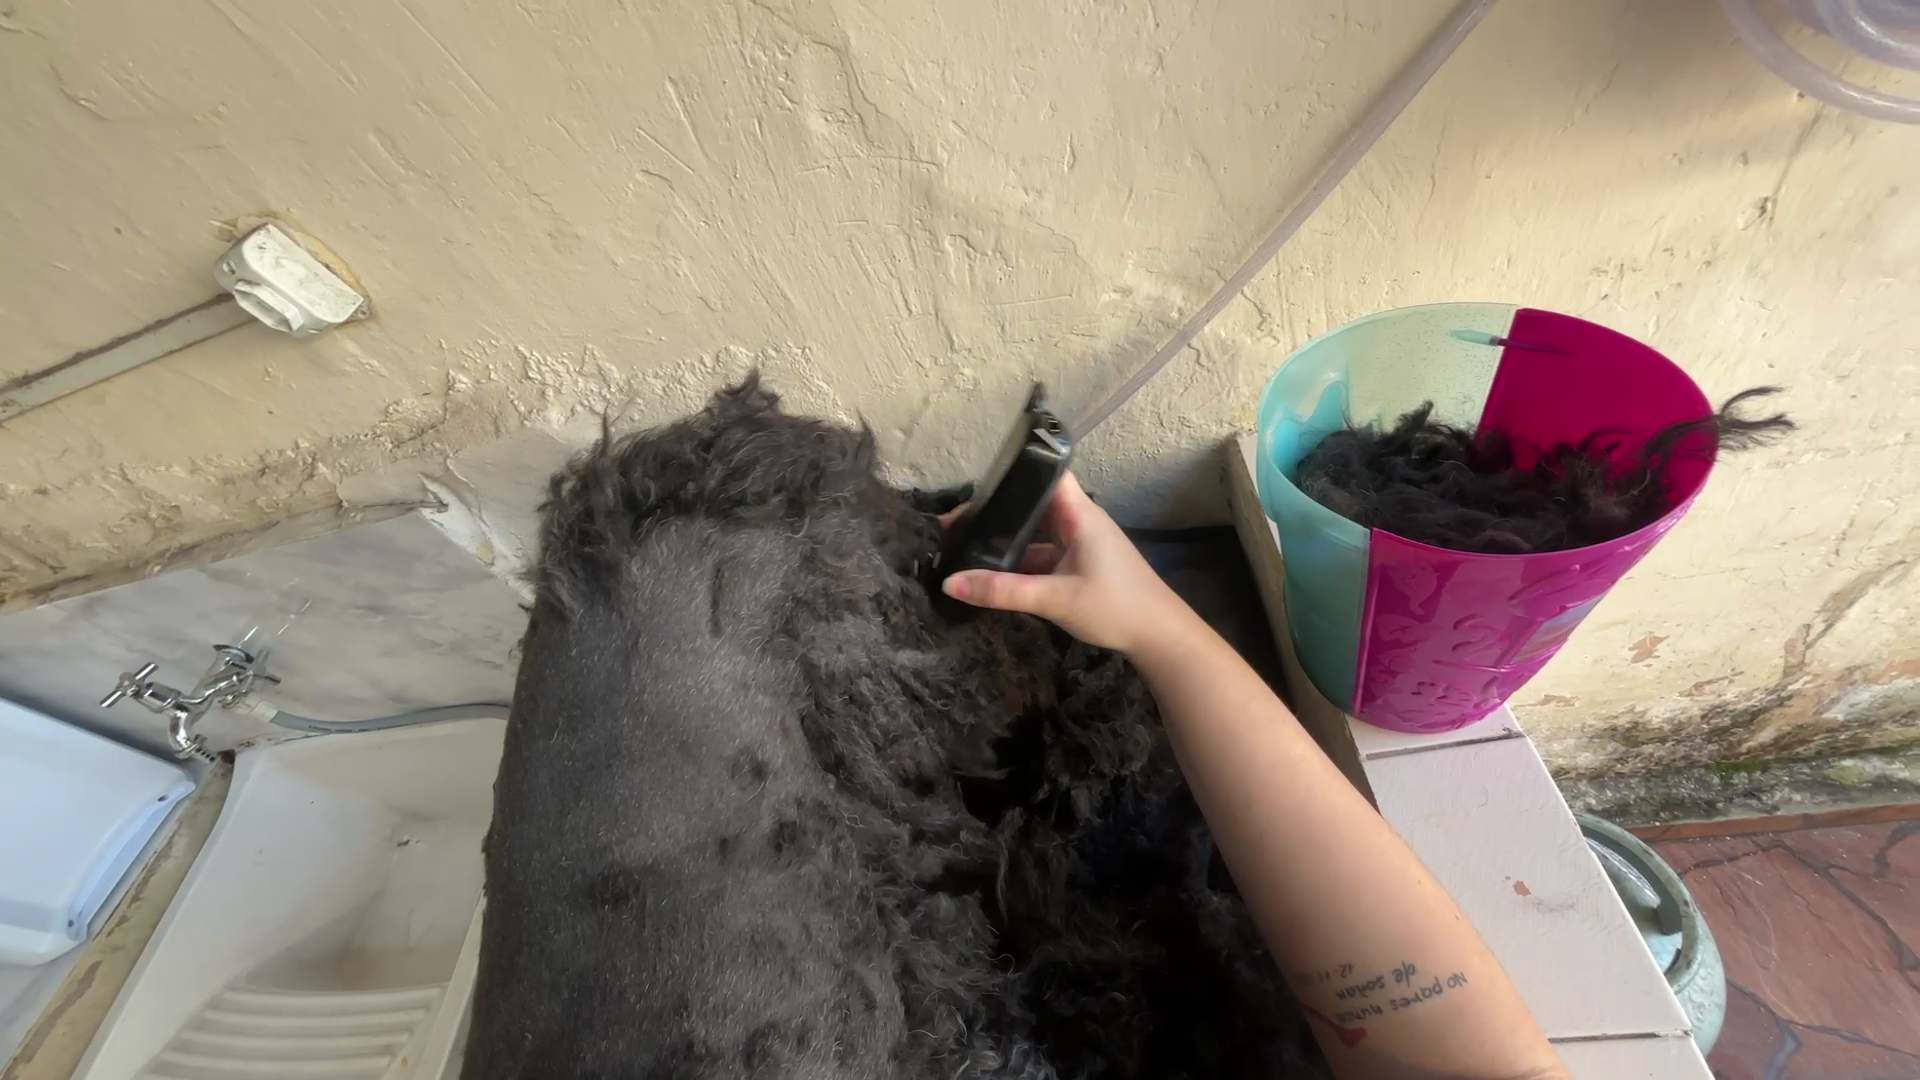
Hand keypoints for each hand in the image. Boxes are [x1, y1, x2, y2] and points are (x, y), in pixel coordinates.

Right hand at [939, 472, 1191, 654]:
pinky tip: (991, 573)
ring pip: (1034, 533)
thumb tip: (950, 583)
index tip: (976, 482)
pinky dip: (1018, 561)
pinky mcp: (1078, 564)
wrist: (1160, 637)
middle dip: (995, 512)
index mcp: (1078, 513)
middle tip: (954, 523)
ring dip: (1005, 540)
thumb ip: (1002, 591)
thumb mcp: (1054, 599)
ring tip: (963, 545)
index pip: (1045, 472)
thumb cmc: (1116, 607)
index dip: (1013, 471)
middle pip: (1030, 505)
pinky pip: (1041, 554)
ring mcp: (1078, 543)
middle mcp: (1077, 520)